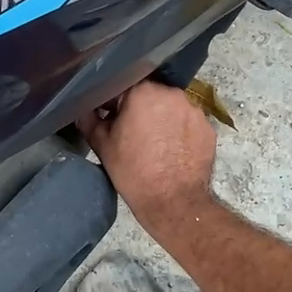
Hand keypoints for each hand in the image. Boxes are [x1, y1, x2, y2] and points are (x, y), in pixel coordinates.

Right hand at [76, 80, 217, 224]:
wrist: (174, 203)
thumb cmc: (133, 172)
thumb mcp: (102, 145)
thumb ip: (89, 121)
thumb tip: (83, 110)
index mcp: (142, 92)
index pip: (121, 88)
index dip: (111, 104)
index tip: (108, 119)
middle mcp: (171, 94)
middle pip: (148, 95)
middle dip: (139, 109)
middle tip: (130, 133)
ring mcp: (194, 111)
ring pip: (170, 108)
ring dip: (161, 119)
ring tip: (154, 143)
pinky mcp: (208, 128)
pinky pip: (187, 123)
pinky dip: (179, 131)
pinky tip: (171, 150)